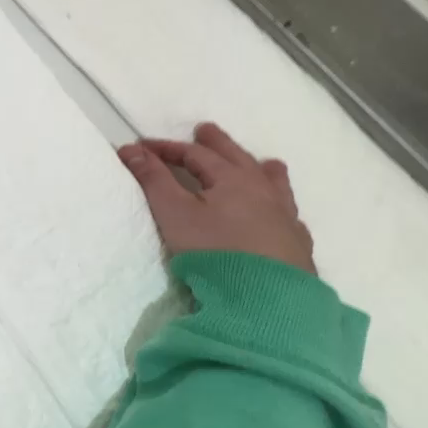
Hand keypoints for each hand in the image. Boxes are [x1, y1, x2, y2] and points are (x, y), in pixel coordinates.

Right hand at [119, 122, 315, 273]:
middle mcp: (263, 192)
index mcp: (233, 180)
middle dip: (219, 144)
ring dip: (262, 168)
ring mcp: (285, 218)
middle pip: (239, 160)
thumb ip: (152, 178)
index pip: (197, 155)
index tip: (141, 147)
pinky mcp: (296, 243)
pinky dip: (280, 202)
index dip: (167, 148)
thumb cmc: (212, 248)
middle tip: (206, 130)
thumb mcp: (172, 210)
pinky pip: (288, 212)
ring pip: (274, 184)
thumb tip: (131, 149)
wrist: (266, 297)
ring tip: (265, 162)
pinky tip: (282, 210)